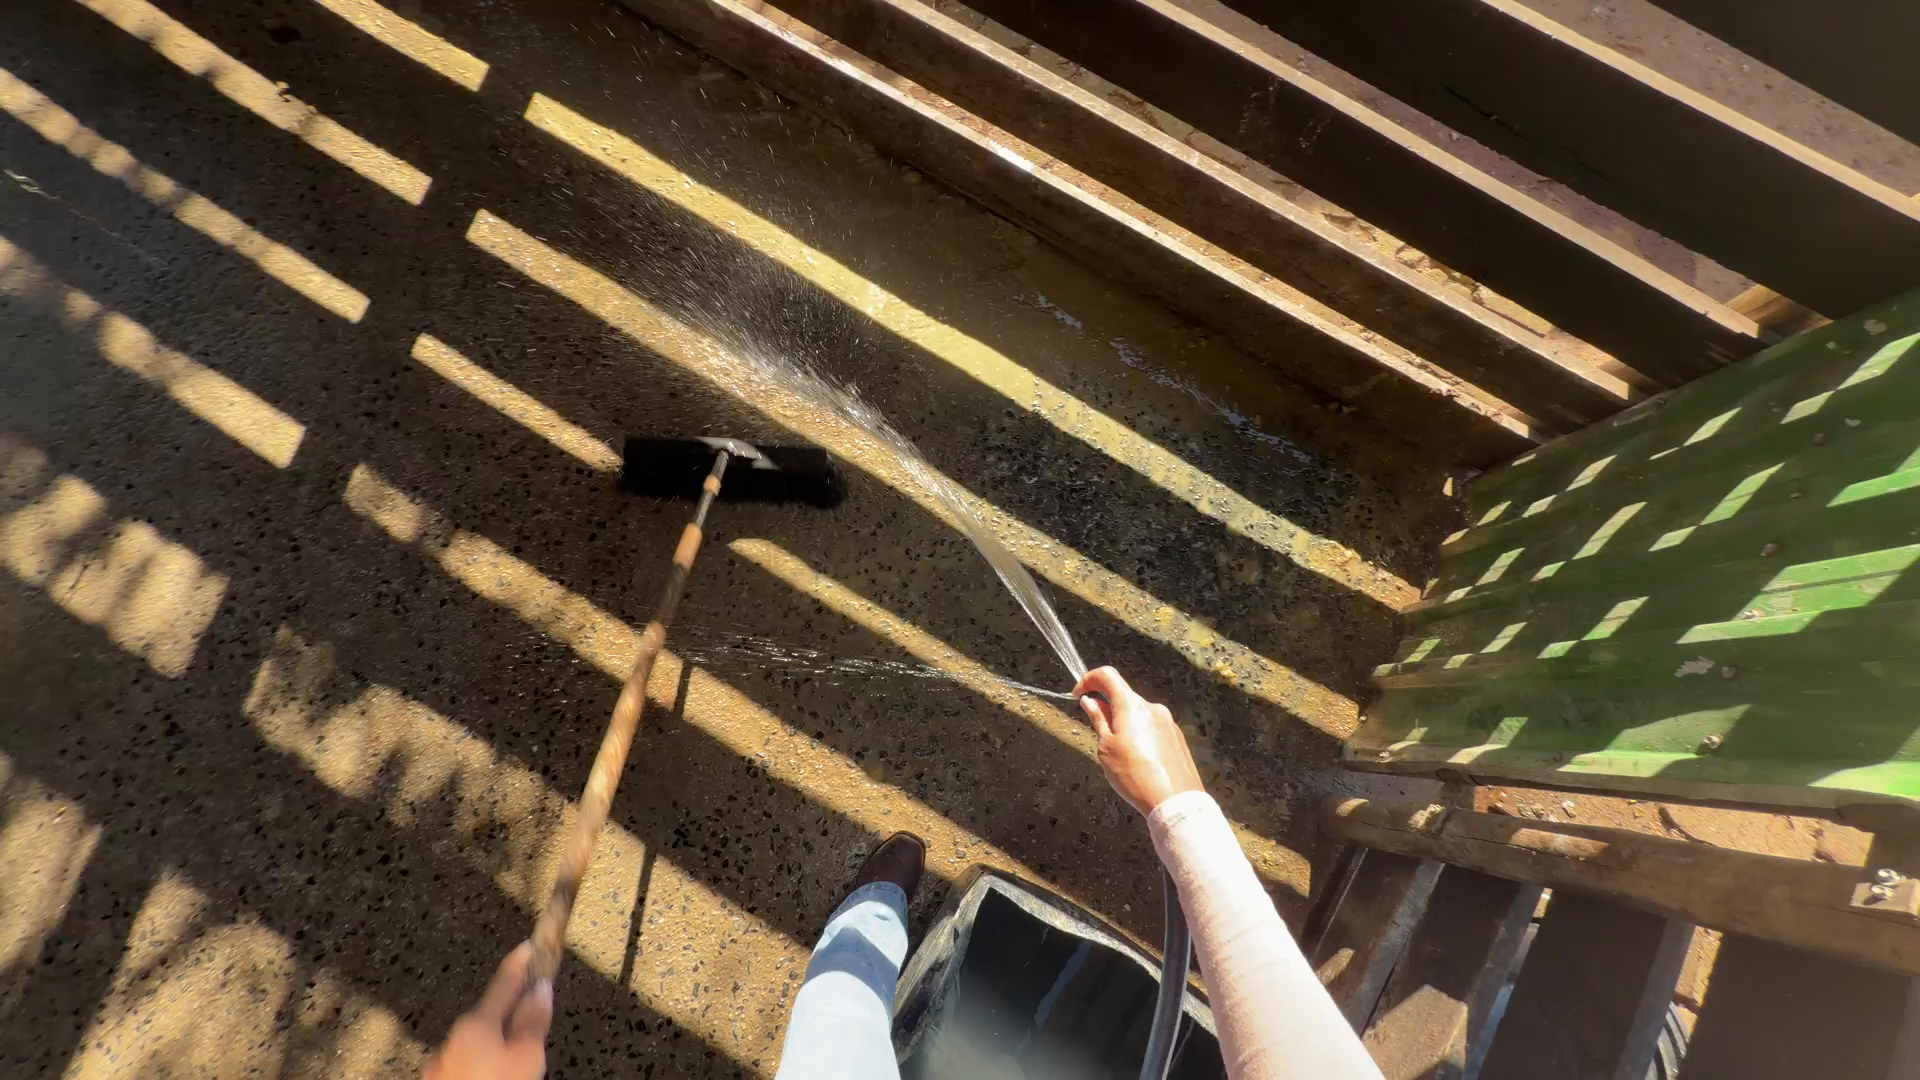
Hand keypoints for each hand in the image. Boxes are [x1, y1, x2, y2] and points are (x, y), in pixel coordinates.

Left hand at [424, 942, 552, 1079]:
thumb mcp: (527, 1055)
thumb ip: (534, 1020)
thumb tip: (541, 989)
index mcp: (476, 1023)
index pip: (505, 981)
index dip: (521, 961)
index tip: (529, 944)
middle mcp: (453, 1038)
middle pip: (490, 1015)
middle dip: (511, 1015)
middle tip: (534, 1019)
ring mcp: (441, 1065)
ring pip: (478, 1044)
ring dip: (498, 1044)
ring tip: (517, 1065)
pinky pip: (467, 1065)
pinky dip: (483, 1065)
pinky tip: (497, 1077)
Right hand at [1073, 667, 1203, 814]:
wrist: (1175, 802)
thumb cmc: (1136, 776)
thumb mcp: (1106, 748)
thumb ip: (1098, 720)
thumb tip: (1089, 702)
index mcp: (1131, 706)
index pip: (1107, 675)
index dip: (1089, 680)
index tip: (1079, 694)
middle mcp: (1151, 708)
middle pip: (1123, 695)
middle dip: (1106, 706)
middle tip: (1097, 730)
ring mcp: (1167, 721)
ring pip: (1138, 712)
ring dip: (1123, 721)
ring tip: (1119, 753)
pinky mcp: (1176, 737)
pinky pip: (1152, 726)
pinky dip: (1139, 733)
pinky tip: (1138, 759)